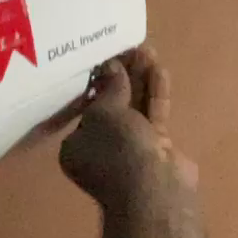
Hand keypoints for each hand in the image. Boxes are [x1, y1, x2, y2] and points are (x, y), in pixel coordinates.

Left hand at [59, 47, 208, 237]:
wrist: (154, 190)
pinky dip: (156, 95)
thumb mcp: (104, 114)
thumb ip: (110, 88)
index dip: (98, 80)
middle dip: (124, 75)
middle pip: (113, 104)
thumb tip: (112, 67)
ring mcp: (131, 148)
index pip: (86, 105)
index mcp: (77, 144)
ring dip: (141, 80)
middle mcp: (102, 147)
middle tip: (133, 47)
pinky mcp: (156, 148)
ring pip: (135, 107)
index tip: (109, 55)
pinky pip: (154, 116)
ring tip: (149, 51)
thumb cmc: (117, 151)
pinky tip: (160, 71)